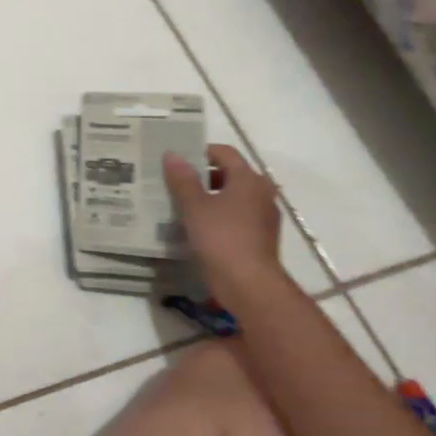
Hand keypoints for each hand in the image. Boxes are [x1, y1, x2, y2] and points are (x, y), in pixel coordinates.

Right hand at [165, 144, 282, 295]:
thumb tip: (172, 155)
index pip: (225, 153)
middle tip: (174, 182)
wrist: (249, 284)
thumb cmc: (221, 237)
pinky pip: (236, 218)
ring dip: (209, 198)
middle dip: (202, 176)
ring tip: (181, 205)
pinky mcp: (260, 238)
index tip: (177, 160)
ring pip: (232, 198)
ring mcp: (263, 217)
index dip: (200, 151)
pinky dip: (218, 217)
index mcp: (248, 179)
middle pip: (229, 174)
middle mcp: (261, 193)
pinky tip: (197, 228)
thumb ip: (183, 179)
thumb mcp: (194, 206)